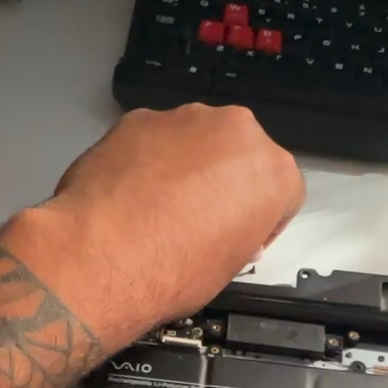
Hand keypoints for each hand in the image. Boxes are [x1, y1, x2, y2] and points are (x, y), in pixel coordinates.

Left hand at [8, 104, 303, 345]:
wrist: (104, 257)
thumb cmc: (170, 268)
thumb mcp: (231, 266)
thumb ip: (241, 232)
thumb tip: (226, 231)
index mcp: (273, 171)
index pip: (284, 191)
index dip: (263, 219)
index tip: (244, 234)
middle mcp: (235, 132)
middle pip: (241, 156)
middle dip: (225, 184)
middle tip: (203, 224)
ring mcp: (185, 120)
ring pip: (196, 142)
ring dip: (186, 170)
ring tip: (162, 215)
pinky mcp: (139, 119)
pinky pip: (154, 139)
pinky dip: (148, 162)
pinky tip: (135, 199)